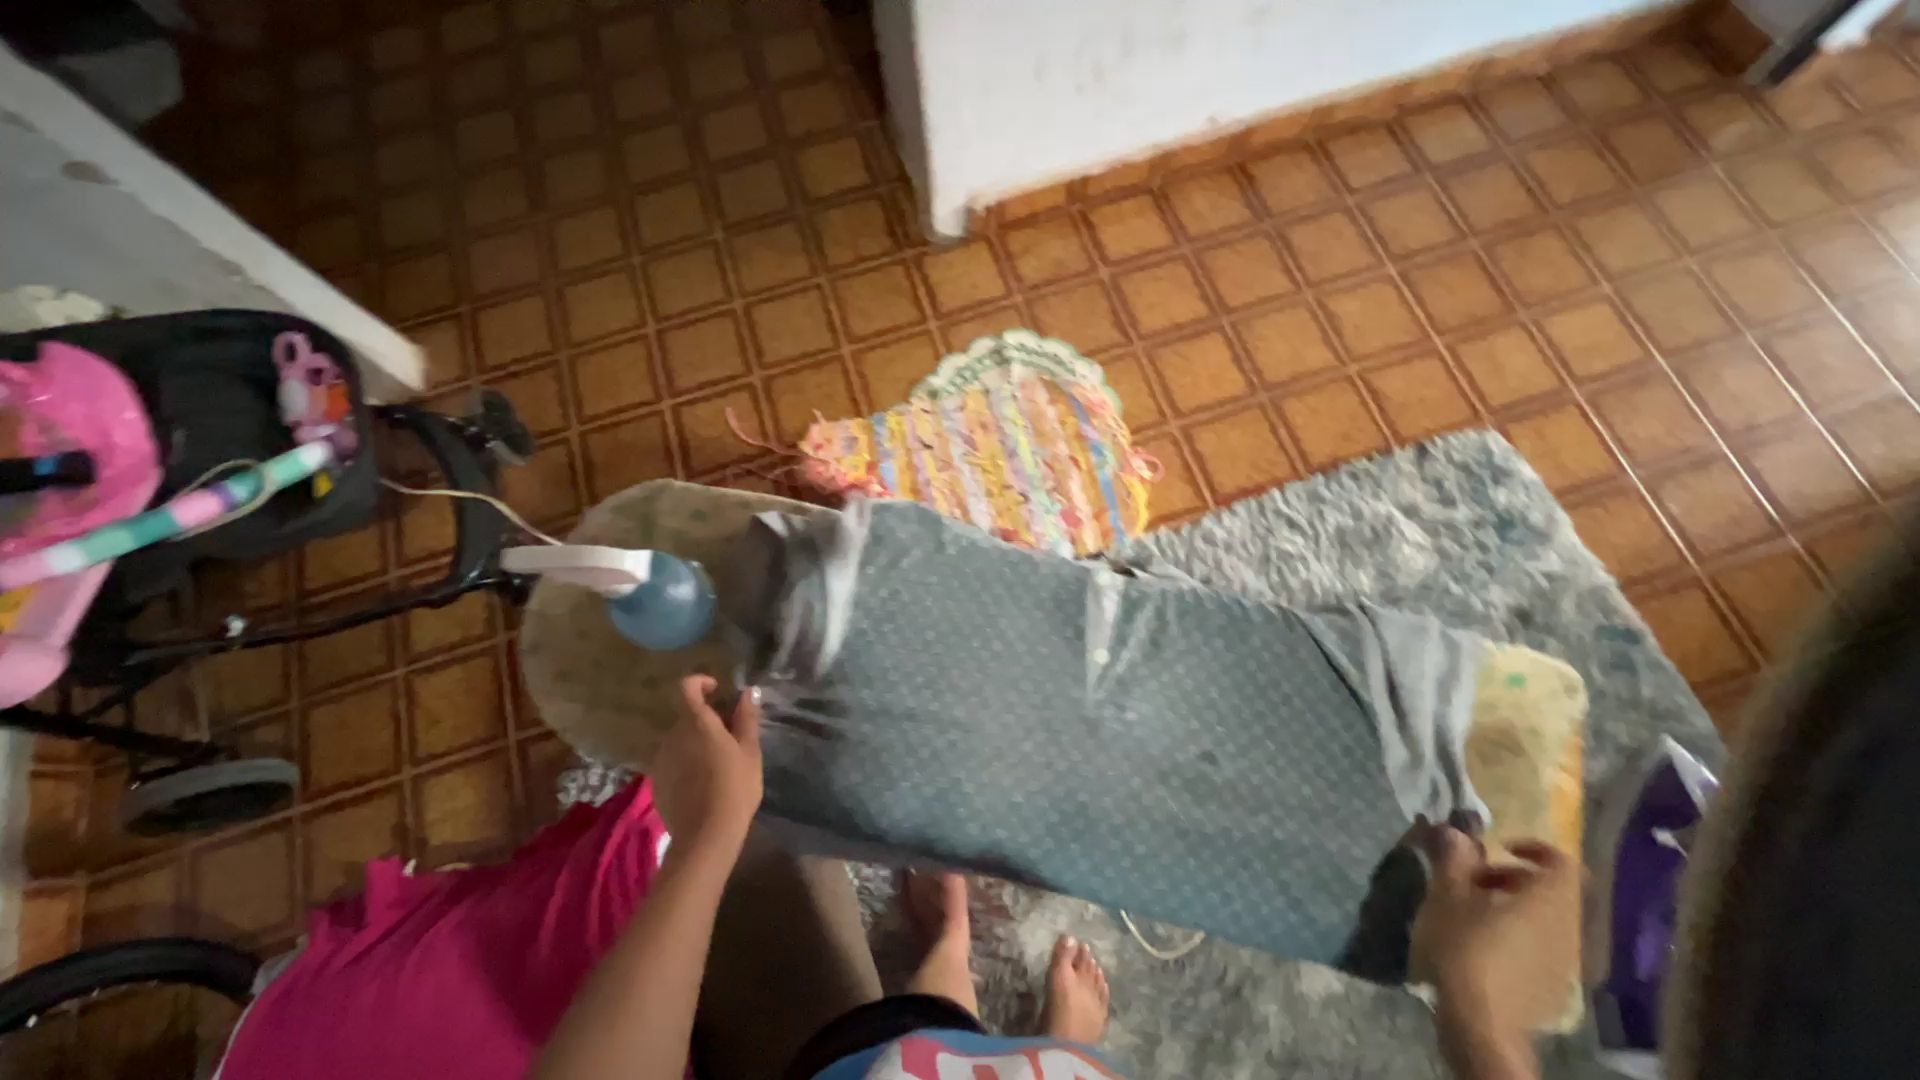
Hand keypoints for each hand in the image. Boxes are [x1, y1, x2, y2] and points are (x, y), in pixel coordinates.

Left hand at [652, 675, 762, 855]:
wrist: (706, 835)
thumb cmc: (735, 787)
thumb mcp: (750, 751)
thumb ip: (747, 718)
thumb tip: (748, 691)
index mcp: (697, 723)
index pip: (685, 687)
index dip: (699, 682)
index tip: (717, 691)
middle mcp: (673, 736)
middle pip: (686, 717)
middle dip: (706, 720)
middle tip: (730, 738)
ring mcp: (661, 759)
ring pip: (680, 740)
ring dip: (696, 743)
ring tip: (719, 765)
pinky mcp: (657, 782)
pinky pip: (673, 762)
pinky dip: (687, 764)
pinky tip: (704, 785)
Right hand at [1416, 825, 1576, 1068]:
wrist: (1481, 1024)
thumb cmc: (1464, 950)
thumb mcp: (1446, 897)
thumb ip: (1454, 861)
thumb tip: (1456, 831)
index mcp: (1547, 902)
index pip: (1562, 862)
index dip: (1533, 847)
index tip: (1499, 848)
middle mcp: (1567, 929)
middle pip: (1554, 891)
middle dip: (1515, 878)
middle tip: (1475, 881)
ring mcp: (1565, 963)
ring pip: (1548, 921)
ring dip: (1517, 908)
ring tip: (1475, 915)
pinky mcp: (1555, 989)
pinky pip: (1545, 948)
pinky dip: (1522, 936)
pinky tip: (1487, 949)